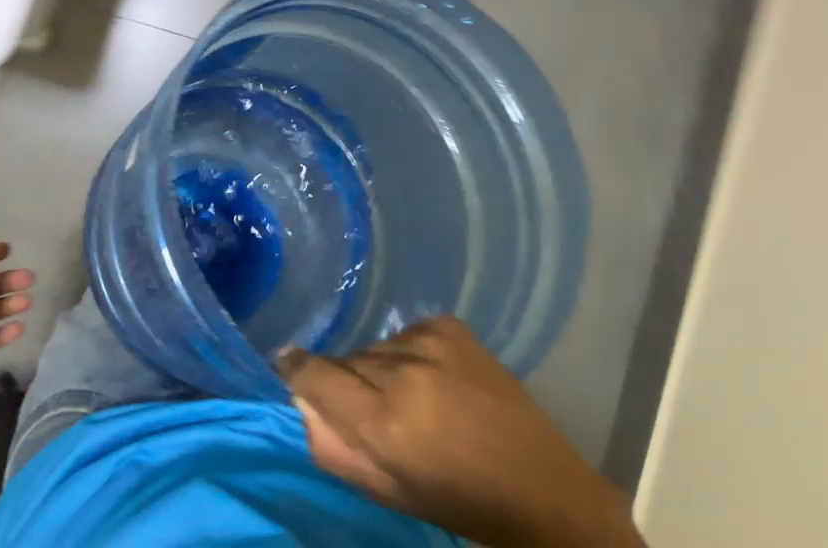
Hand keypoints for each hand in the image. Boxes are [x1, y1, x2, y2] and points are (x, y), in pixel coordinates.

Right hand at [278, 317, 643, 547]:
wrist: (539, 486)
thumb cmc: (456, 500)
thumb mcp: (384, 491)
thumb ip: (331, 446)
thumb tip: (299, 400)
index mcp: (384, 420)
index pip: (313, 373)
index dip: (294, 369)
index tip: (287, 366)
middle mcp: (403, 371)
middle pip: (343, 360)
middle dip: (345, 382)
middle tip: (370, 411)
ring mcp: (431, 342)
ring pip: (374, 346)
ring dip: (378, 369)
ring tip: (408, 399)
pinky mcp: (452, 328)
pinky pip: (404, 332)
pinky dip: (407, 352)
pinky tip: (432, 379)